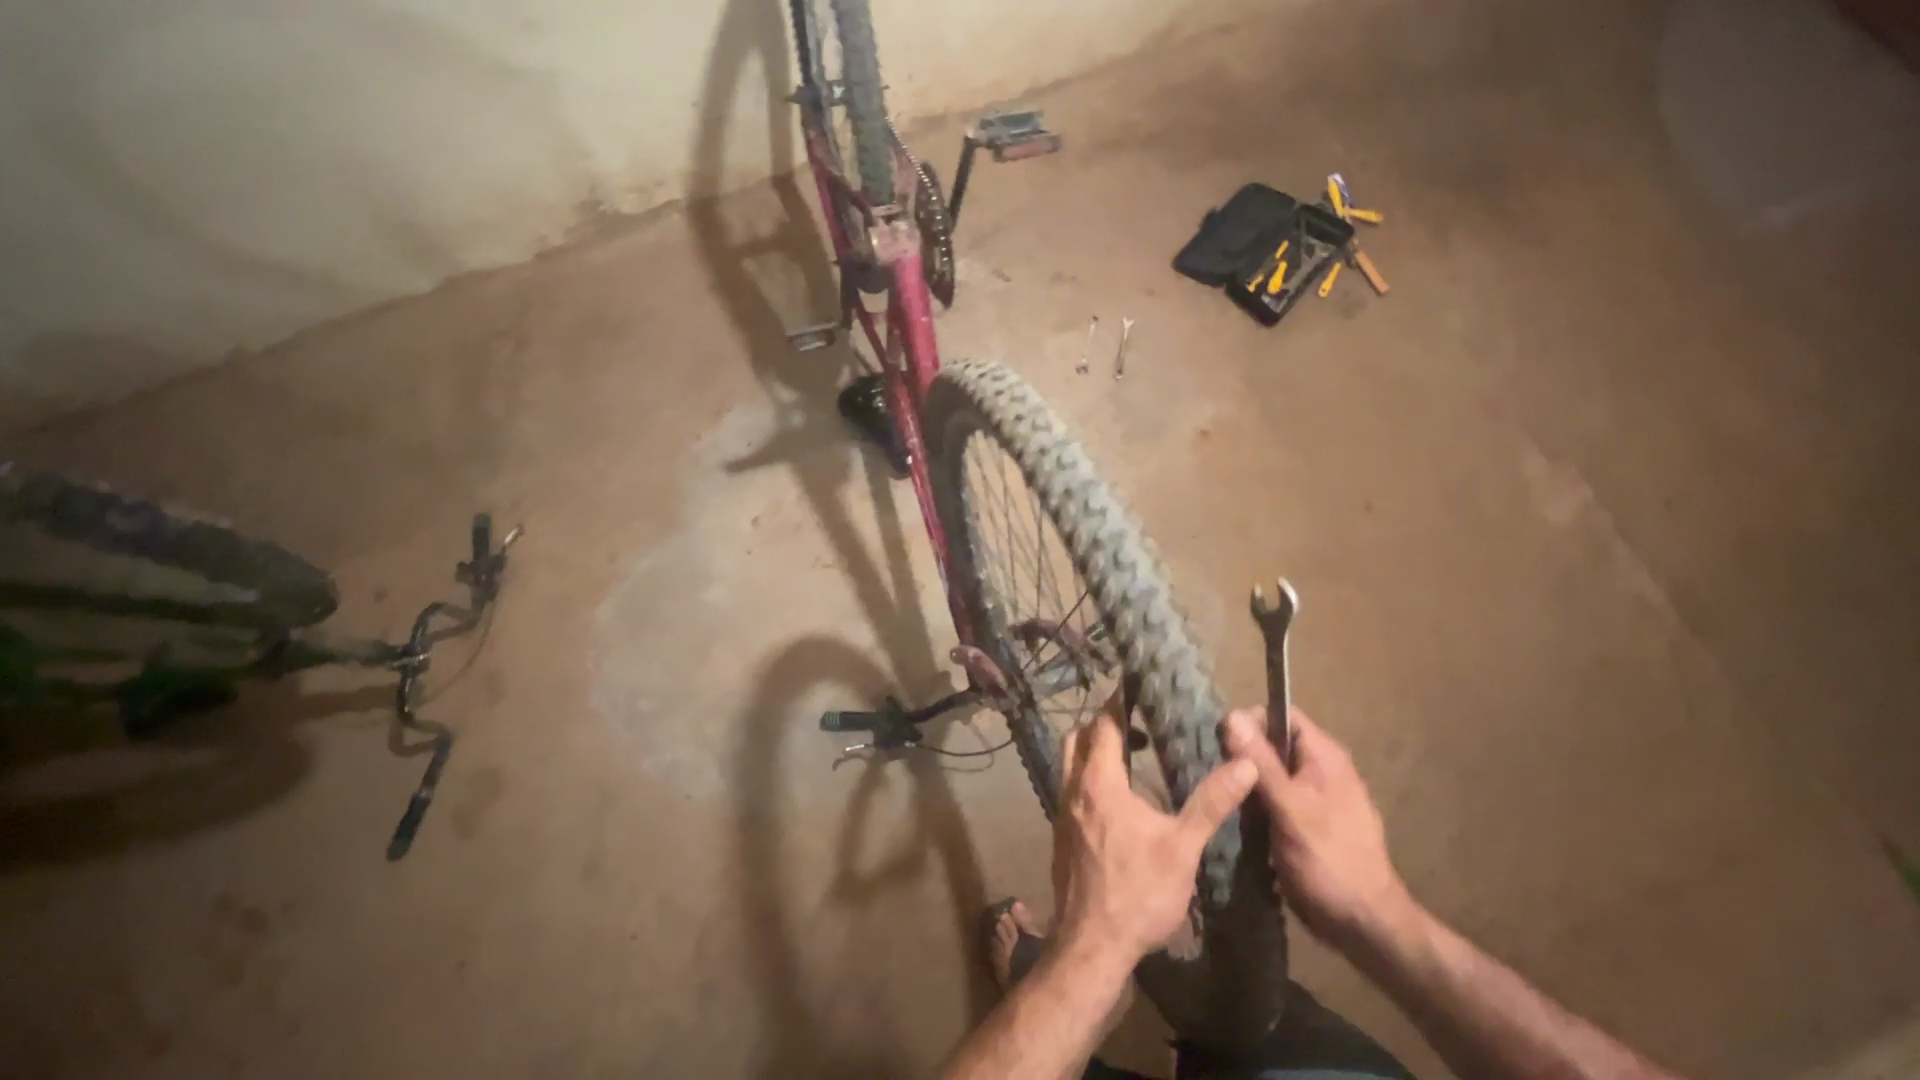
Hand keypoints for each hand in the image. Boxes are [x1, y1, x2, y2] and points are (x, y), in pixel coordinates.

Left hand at [1051, 706, 1257, 962]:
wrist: (1092, 945)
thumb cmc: (1138, 893)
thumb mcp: (1183, 847)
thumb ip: (1211, 802)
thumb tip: (1245, 764)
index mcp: (1099, 784)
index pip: (1103, 726)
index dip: (1120, 704)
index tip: (1139, 690)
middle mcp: (1072, 791)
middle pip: (1077, 739)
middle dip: (1104, 726)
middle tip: (1138, 727)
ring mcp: (1061, 815)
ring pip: (1069, 766)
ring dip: (1094, 754)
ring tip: (1132, 762)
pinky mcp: (1061, 837)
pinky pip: (1071, 791)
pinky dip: (1089, 780)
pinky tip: (1119, 803)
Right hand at [1223, 706, 1412, 944]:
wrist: (1364, 925)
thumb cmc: (1329, 862)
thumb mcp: (1289, 808)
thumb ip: (1261, 762)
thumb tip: (1231, 715)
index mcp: (1324, 757)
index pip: (1281, 715)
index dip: (1250, 722)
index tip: (1220, 743)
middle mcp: (1321, 771)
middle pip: (1273, 745)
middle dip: (1243, 757)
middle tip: (1216, 777)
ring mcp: (1315, 800)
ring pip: (1270, 776)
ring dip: (1247, 786)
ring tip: (1220, 800)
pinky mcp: (1306, 826)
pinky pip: (1274, 803)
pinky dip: (1256, 808)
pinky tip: (1236, 823)